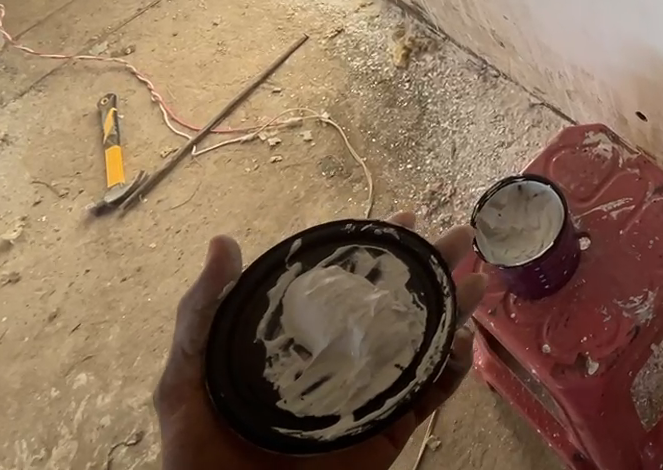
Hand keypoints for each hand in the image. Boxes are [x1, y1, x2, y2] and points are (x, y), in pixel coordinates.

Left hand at [154, 212, 487, 469]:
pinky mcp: (390, 430)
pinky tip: (462, 343)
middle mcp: (345, 358)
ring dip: (454, 309)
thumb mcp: (186, 387)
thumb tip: (223, 242)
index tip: (405, 218)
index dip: (379, 248)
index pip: (348, 284)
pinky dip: (454, 369)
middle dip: (433, 266)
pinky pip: (431, 394)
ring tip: (477, 281)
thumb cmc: (203, 464)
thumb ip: (202, 318)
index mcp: (304, 341)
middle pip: (398, 304)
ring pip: (424, 340)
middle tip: (460, 237)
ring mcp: (372, 393)